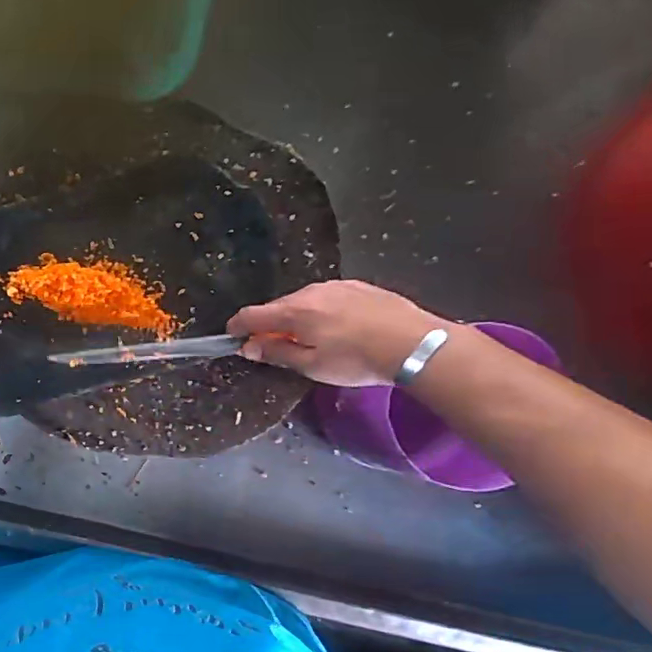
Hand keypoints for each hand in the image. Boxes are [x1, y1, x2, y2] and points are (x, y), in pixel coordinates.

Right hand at [227, 280, 447, 386]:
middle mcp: (310, 292)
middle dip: (270, 325)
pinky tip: (338, 328)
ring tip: (312, 338)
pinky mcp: (360, 286)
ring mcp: (337, 286)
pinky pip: (328, 298)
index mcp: (293, 312)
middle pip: (276, 307)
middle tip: (277, 347)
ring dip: (298, 318)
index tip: (233, 338)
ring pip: (303, 301)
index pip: (250, 315)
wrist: (418, 345)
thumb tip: (249, 347)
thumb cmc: (358, 360)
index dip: (237, 327)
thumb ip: (276, 353)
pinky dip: (322, 311)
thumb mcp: (311, 366)